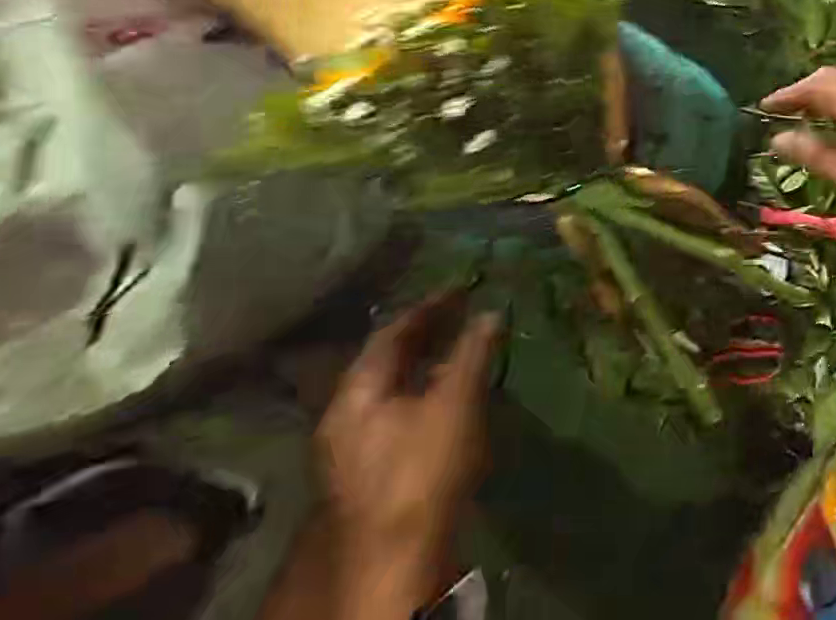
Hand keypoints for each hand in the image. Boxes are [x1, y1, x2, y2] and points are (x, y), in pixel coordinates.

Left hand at [315, 302, 498, 609]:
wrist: (398, 548)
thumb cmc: (424, 465)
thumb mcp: (456, 401)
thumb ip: (472, 352)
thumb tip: (490, 312)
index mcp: (357, 392)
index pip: (391, 334)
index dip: (427, 307)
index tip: (461, 287)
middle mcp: (344, 412)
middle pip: (385, 360)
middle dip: (424, 333)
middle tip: (462, 311)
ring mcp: (353, 442)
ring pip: (390, 386)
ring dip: (424, 361)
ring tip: (460, 344)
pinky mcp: (370, 463)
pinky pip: (397, 406)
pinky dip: (423, 386)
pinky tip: (448, 390)